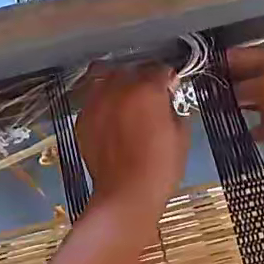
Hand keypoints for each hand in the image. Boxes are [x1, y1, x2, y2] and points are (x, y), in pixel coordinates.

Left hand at [74, 62, 188, 211]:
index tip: (170, 89)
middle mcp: (118, 89)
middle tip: (149, 96)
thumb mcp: (181, 135)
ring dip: (117, 84)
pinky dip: (102, 103)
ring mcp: (96, 103)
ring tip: (125, 99)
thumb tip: (168, 100)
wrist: (127, 194)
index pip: (159, 69)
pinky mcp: (82, 119)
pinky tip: (111, 117)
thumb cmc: (160, 168)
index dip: (167, 79)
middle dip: (141, 79)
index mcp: (147, 89)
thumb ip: (174, 108)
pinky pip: (92, 100)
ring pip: (104, 77)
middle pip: (130, 70)